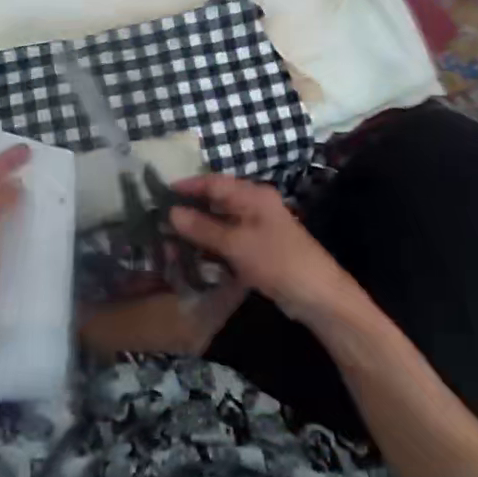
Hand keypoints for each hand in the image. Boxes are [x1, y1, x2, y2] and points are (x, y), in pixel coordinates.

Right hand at [168, 175, 355, 317]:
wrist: (317, 294)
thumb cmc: (277, 261)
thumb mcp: (235, 244)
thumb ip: (202, 228)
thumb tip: (171, 212)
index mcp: (253, 195)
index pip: (214, 182)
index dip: (188, 186)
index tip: (161, 193)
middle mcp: (254, 206)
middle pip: (216, 201)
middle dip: (189, 210)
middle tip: (160, 220)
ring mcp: (257, 227)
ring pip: (220, 222)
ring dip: (197, 231)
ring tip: (170, 240)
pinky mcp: (257, 248)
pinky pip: (227, 240)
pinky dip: (210, 245)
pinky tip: (193, 256)